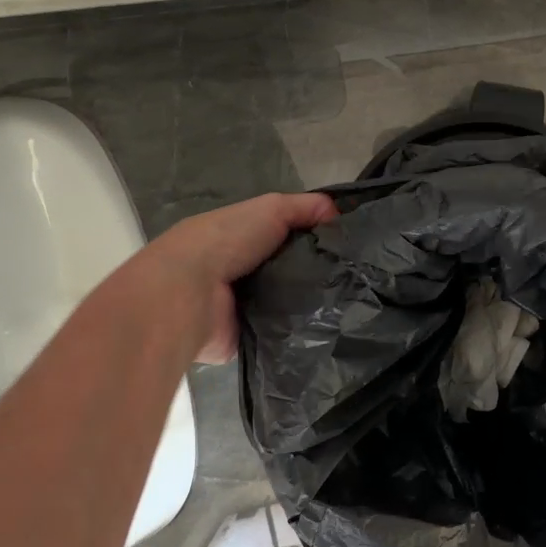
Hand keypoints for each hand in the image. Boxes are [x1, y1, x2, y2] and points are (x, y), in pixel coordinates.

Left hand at [122, 192, 336, 363]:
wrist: (185, 296)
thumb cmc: (224, 241)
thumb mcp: (270, 208)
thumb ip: (306, 207)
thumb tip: (340, 214)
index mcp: (246, 240)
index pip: (293, 237)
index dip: (322, 237)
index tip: (354, 242)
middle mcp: (248, 273)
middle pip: (299, 269)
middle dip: (324, 269)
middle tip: (359, 270)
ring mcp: (250, 308)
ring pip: (297, 300)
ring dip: (318, 298)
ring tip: (352, 295)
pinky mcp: (253, 339)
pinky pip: (288, 331)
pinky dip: (305, 326)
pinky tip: (331, 321)